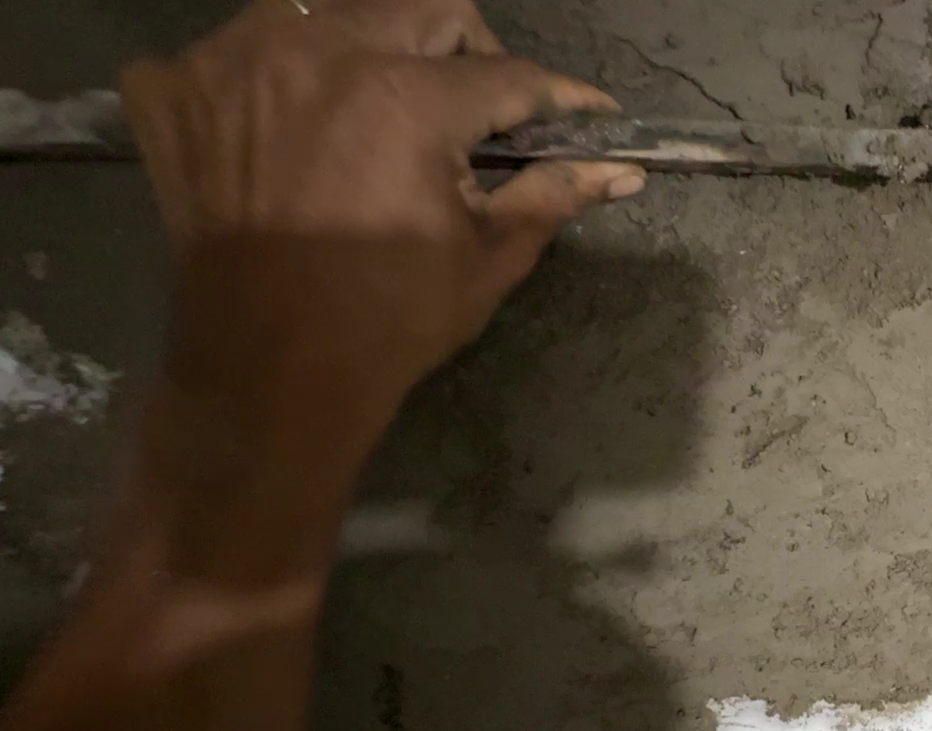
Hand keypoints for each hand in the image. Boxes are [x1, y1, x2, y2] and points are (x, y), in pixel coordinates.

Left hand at [120, 0, 646, 426]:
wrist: (275, 361)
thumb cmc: (400, 314)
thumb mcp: (493, 255)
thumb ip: (554, 194)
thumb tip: (624, 171)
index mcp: (406, 101)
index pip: (508, 75)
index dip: (562, 96)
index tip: (591, 111)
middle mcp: (315, 50)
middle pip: (425, 9)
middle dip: (475, 56)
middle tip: (485, 119)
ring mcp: (229, 57)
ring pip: (335, 11)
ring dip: (384, 53)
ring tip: (393, 122)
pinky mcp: (174, 82)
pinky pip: (250, 48)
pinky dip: (296, 83)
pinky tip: (310, 142)